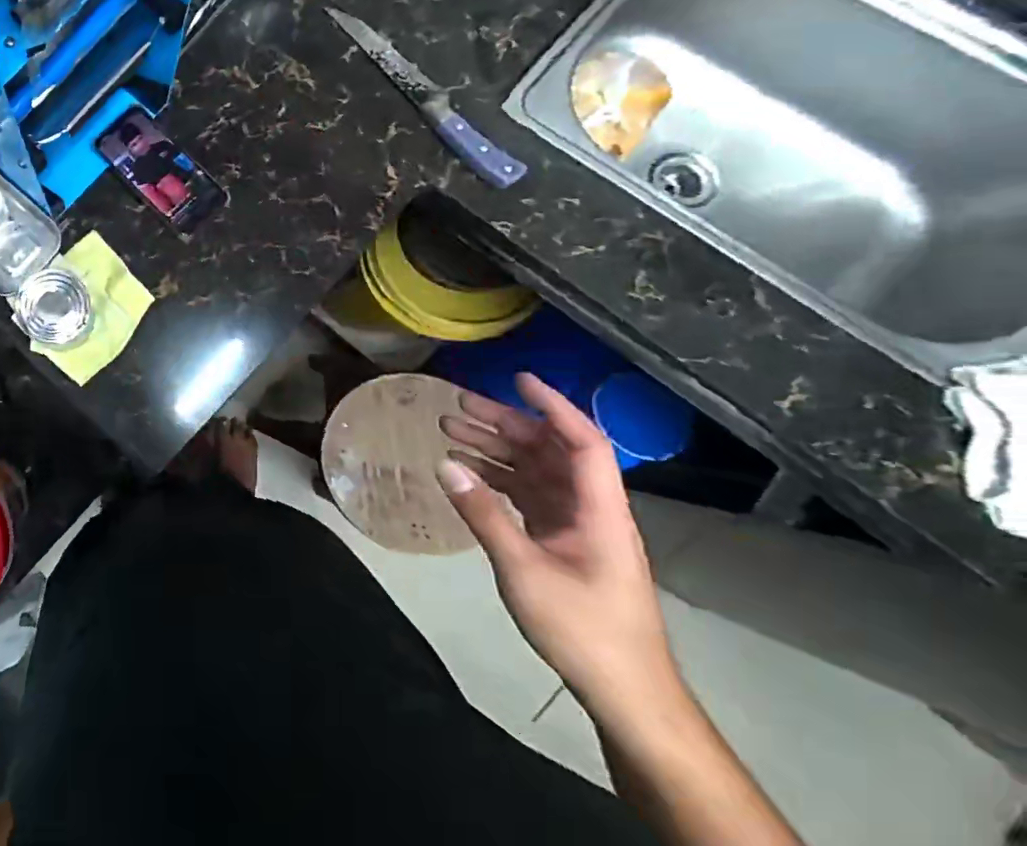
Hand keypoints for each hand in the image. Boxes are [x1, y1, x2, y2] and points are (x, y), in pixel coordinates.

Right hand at [438, 373, 675, 709]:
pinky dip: (499, 482)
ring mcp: (578, 528)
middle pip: (550, 453)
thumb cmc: (581, 628)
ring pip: (537, 474)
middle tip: (455, 408)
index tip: (517, 379)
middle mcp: (592, 510)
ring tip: (450, 434)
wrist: (623, 689)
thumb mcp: (522, 569)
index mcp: (599, 510)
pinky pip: (530, 499)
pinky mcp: (564, 544)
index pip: (582, 442)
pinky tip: (468, 475)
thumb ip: (483, 514)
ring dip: (496, 452)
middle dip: (505, 425)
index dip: (553, 406)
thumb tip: (445, 465)